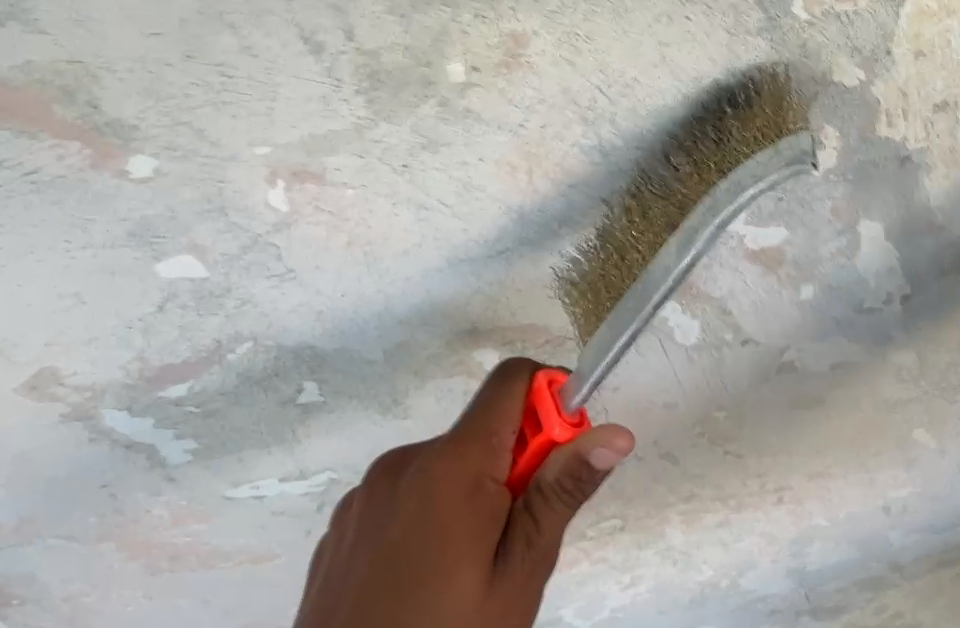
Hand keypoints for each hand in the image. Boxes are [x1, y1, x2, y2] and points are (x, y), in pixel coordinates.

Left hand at [294, 358, 635, 627]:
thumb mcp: (521, 572)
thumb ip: (563, 492)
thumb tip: (617, 434)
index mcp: (452, 463)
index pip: (514, 379)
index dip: (553, 399)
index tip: (565, 453)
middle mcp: (403, 462)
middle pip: (484, 427)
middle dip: (519, 462)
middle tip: (523, 535)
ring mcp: (365, 496)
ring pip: (448, 464)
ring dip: (476, 492)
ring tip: (471, 568)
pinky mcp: (342, 528)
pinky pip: (408, 494)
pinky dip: (433, 515)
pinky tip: (428, 579)